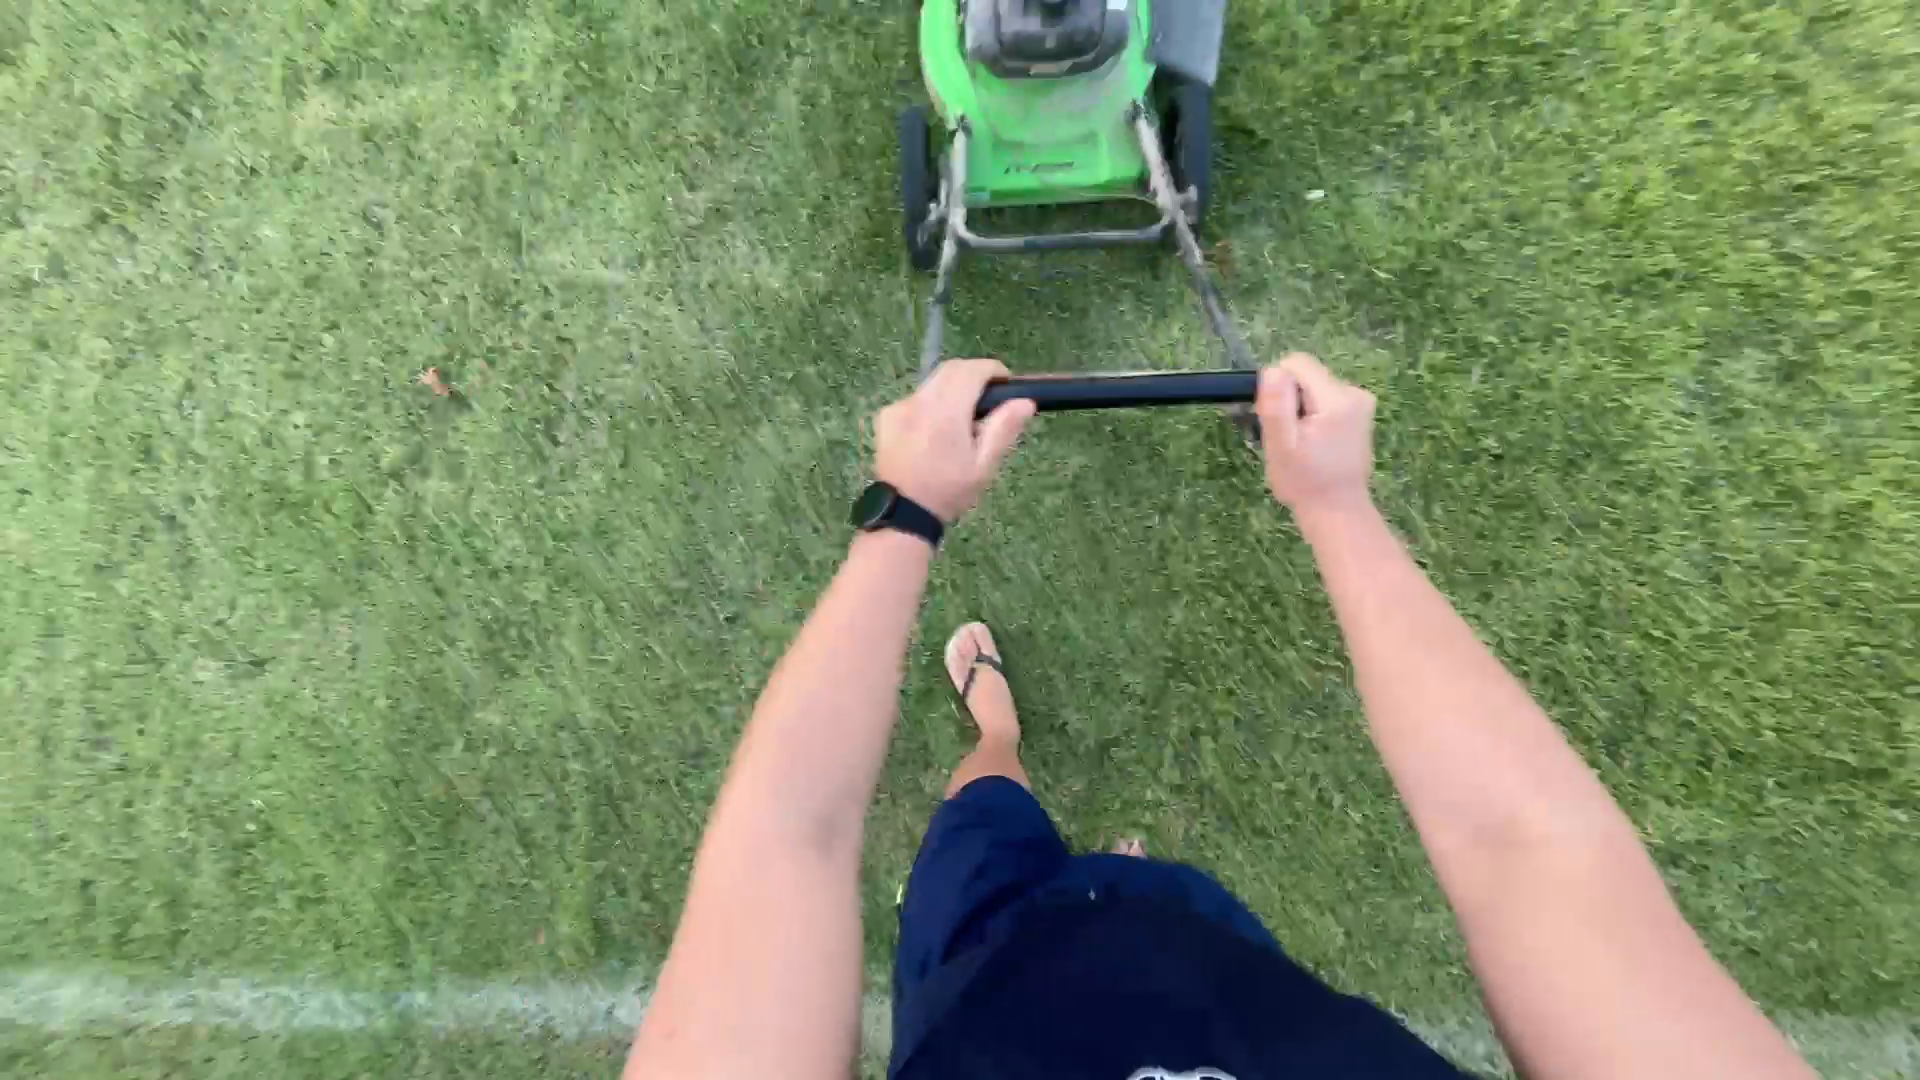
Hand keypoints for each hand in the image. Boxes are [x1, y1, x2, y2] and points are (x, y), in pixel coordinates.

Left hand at [874, 359, 1037, 523]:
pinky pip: (915, 398)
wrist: (904, 514)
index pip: (971, 370)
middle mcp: (919, 403)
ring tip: (962, 422)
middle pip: (950, 369)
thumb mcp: (983, 466)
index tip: (1005, 383)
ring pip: (932, 382)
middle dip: (973, 376)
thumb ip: (1003, 429)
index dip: (992, 370)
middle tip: (988, 400)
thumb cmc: (949, 492)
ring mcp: (898, 408)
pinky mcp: (885, 416)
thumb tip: (1025, 401)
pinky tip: (934, 432)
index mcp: (945, 414)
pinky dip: (931, 404)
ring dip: (952, 390)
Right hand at [1256, 352, 1376, 519]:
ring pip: (1314, 389)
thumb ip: (1276, 406)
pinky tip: (1313, 444)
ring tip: (1300, 443)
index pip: (1296, 364)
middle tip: (1286, 437)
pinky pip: (1325, 401)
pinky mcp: (1359, 414)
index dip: (1277, 388)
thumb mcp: (1281, 446)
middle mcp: (1354, 393)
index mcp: (1336, 398)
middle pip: (1306, 377)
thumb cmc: (1304, 481)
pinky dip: (1314, 417)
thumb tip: (1273, 370)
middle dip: (1289, 402)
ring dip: (1300, 411)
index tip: (1276, 418)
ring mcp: (1361, 404)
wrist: (1337, 509)